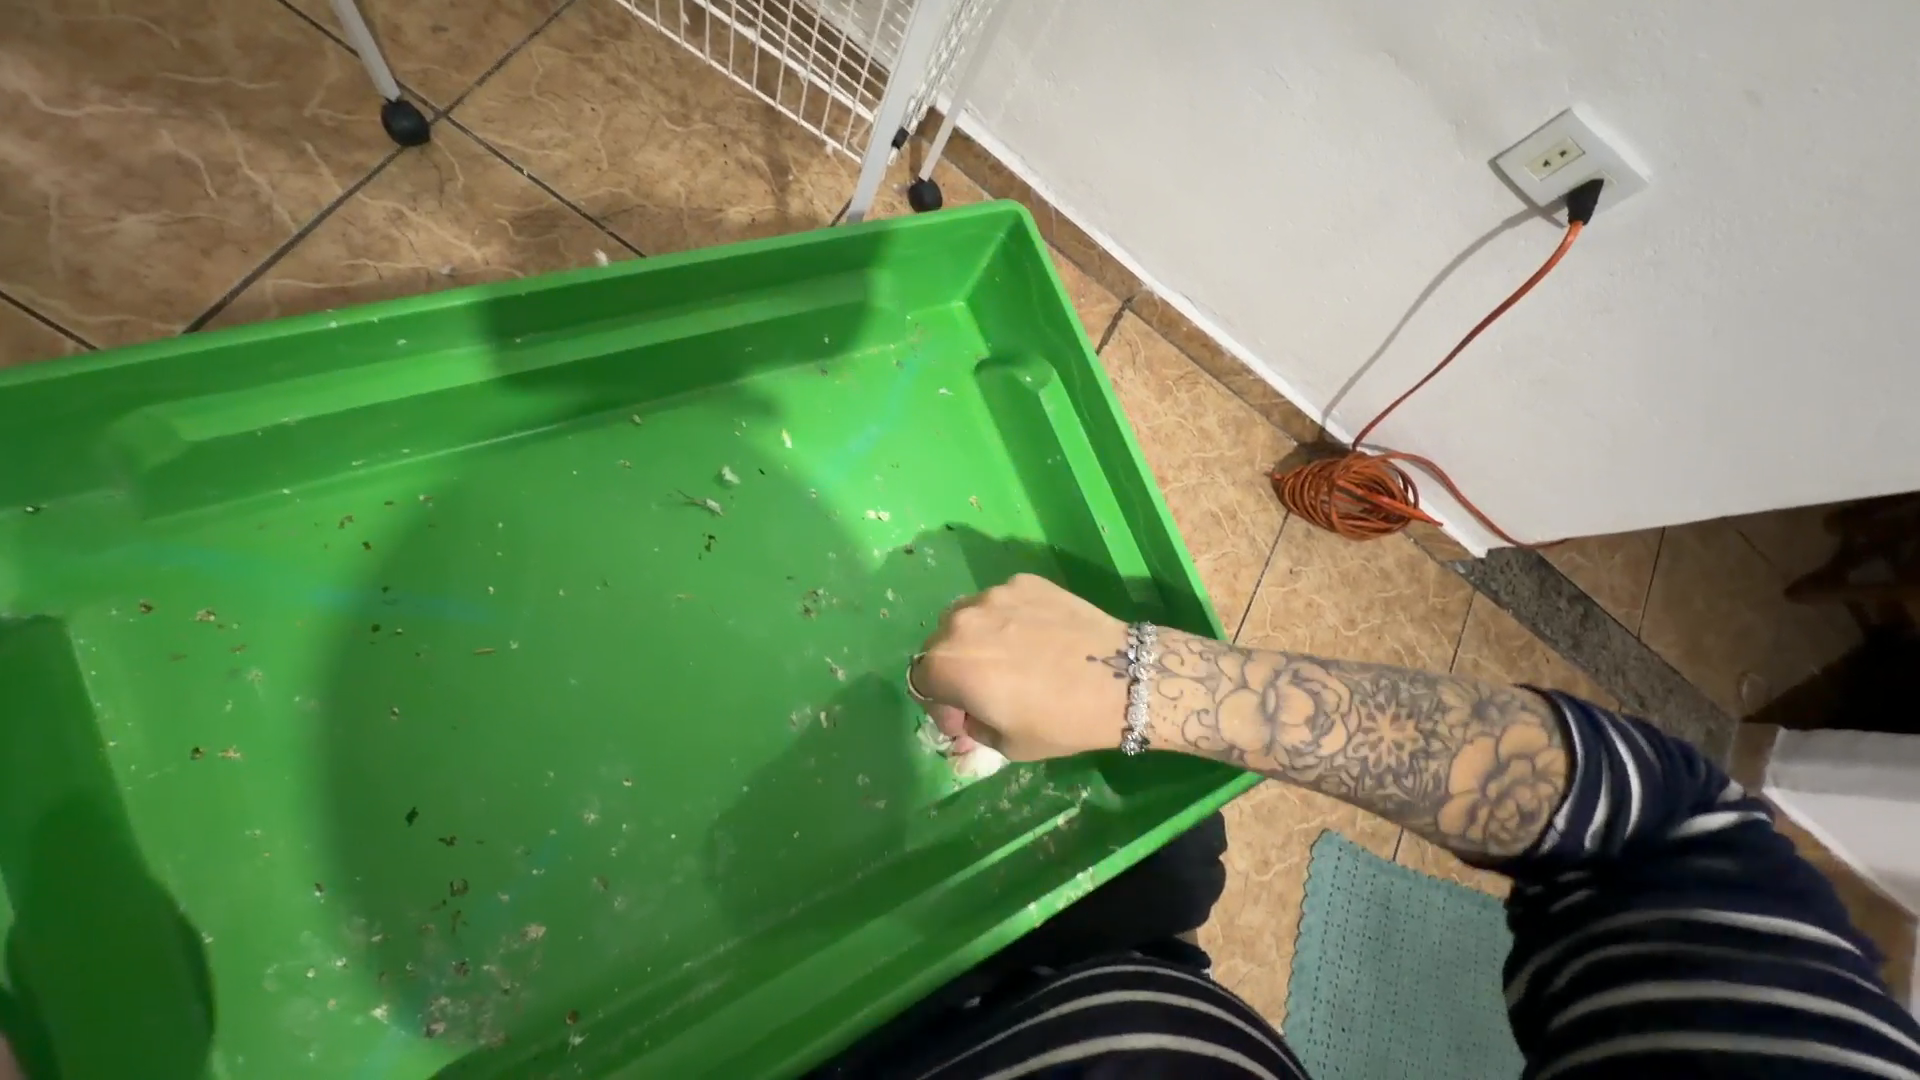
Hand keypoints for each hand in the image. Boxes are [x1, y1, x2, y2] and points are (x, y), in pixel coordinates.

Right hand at [910, 574, 1131, 760]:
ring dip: (978, 640)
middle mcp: (961, 621)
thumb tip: (969, 717)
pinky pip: (1001, 602)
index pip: (921, 681)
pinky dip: (1008, 620)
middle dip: (956, 670)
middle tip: (988, 689)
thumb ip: (973, 728)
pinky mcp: (1024, 581)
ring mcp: (993, 595)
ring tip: (1012, 659)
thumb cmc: (1060, 720)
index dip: (942, 705)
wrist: (1121, 678)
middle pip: (940, 645)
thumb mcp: (1007, 745)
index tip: (968, 719)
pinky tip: (1037, 638)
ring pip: (969, 618)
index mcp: (947, 664)